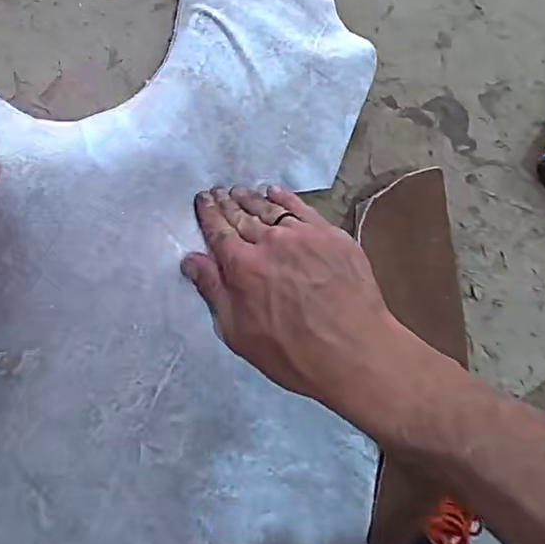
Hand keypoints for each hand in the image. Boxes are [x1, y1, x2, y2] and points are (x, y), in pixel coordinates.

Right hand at [182, 186, 431, 426]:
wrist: (353, 349)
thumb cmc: (292, 353)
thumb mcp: (239, 333)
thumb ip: (214, 291)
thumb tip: (191, 259)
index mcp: (243, 267)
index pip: (219, 232)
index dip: (208, 214)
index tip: (202, 199)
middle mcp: (270, 242)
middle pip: (242, 216)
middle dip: (227, 202)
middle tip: (218, 191)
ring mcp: (302, 234)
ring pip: (270, 209)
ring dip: (252, 198)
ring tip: (240, 190)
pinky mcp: (329, 233)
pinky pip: (301, 208)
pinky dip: (284, 198)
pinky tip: (274, 191)